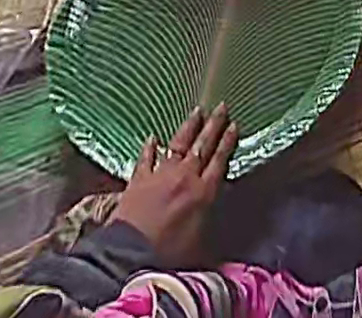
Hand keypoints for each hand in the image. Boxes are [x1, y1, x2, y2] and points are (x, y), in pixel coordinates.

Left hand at [111, 104, 239, 266]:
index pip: (220, 159)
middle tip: (222, 106)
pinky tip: (153, 137)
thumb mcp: (200, 240)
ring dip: (189, 127)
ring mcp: (161, 174)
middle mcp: (186, 176)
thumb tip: (219, 203)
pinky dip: (150, 147)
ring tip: (197, 111)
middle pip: (203, 145)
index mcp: (203, 190)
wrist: (127, 256)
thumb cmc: (169, 255)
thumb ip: (210, 216)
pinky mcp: (139, 180)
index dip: (228, 141)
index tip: (234, 124)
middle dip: (214, 124)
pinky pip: (146, 158)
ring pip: (179, 144)